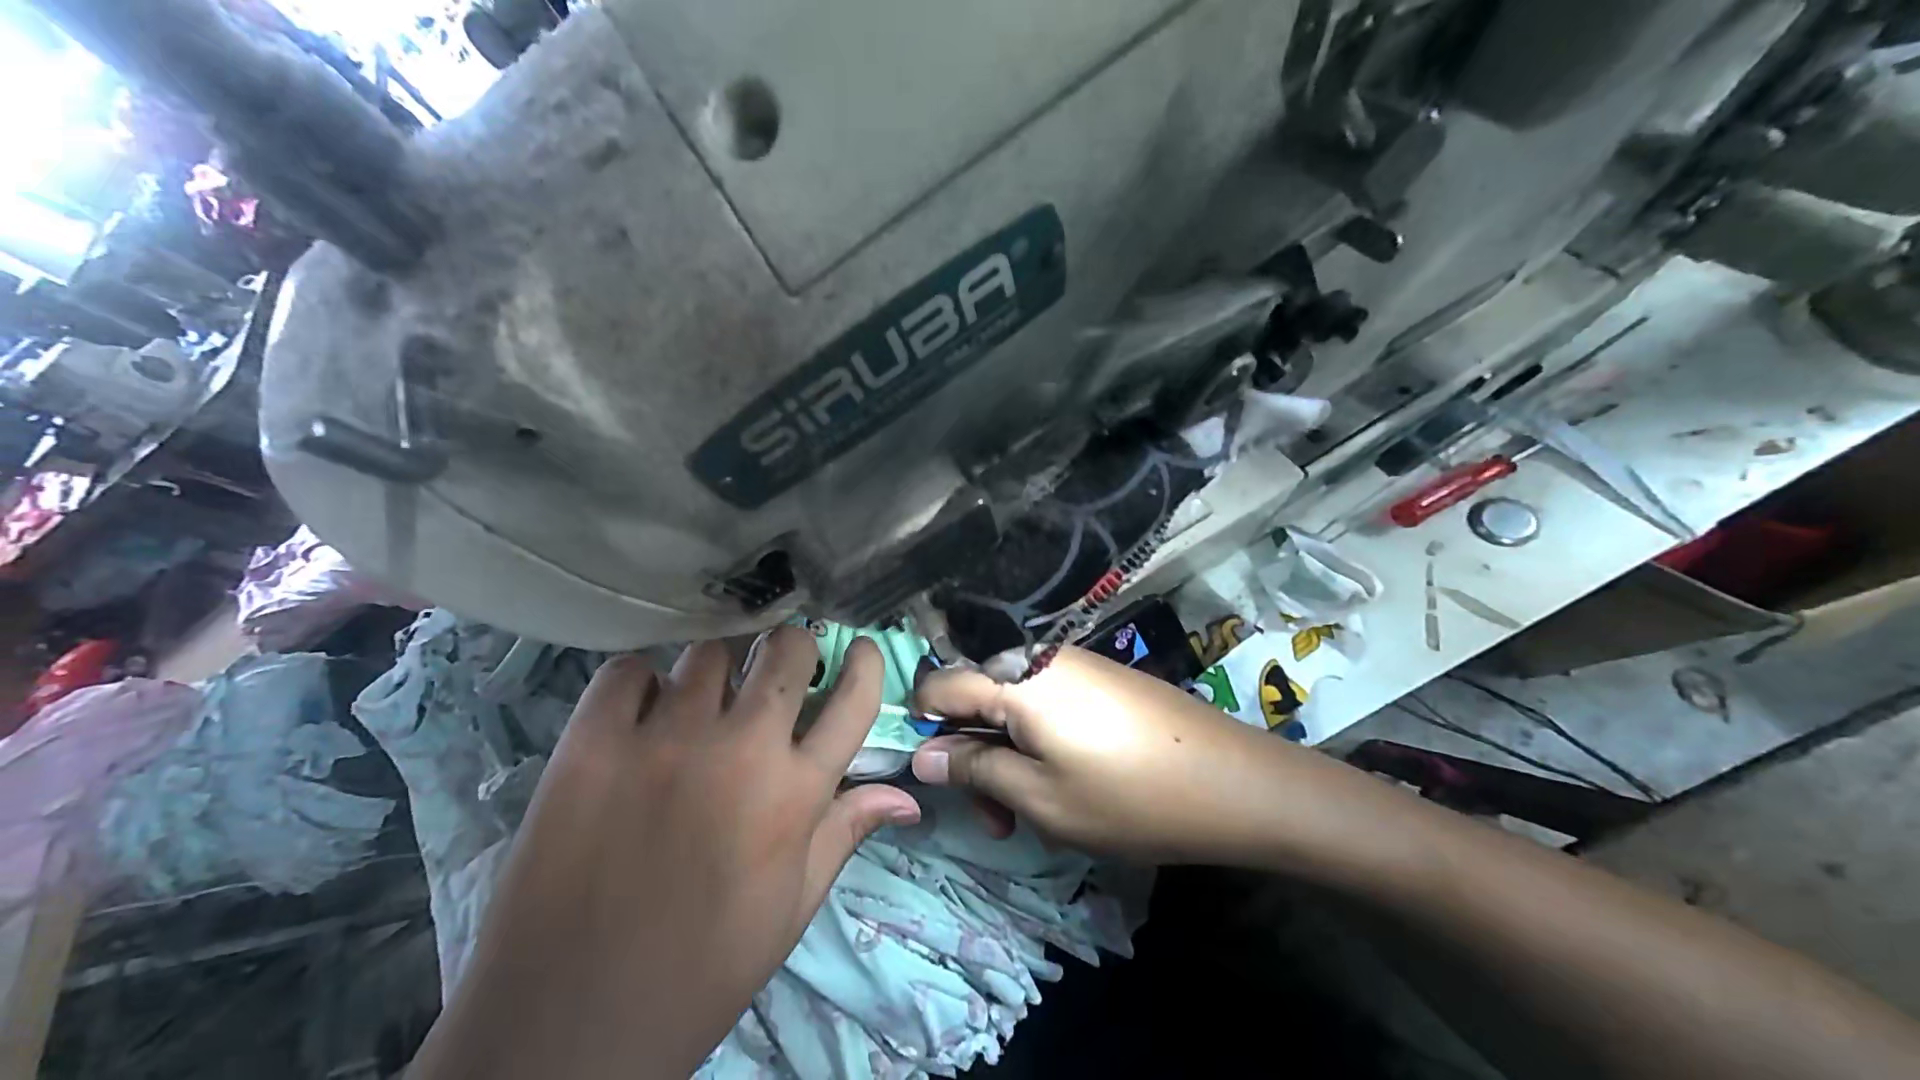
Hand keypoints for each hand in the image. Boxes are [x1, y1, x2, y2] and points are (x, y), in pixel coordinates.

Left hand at [412, 628, 920, 1079]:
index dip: (866, 663)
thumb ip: (845, 833)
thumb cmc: (702, 968)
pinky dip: (640, 685)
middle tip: (775, 675)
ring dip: (716, 672)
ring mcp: (662, 740)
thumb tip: (906, 797)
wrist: (569, 1021)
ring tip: (700, 704)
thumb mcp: (791, 908)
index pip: (854, 699)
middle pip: (785, 649)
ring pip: (708, 654)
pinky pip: (628, 672)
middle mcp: (740, 750)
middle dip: (790, 651)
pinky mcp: (590, 743)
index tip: (859, 651)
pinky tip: (638, 717)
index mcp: (796, 794)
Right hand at [911, 647, 1307, 864]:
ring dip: (1005, 755)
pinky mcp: (1100, 679)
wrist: (1237, 783)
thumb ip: (973, 770)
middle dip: (970, 753)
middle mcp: (1037, 656)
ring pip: (1009, 705)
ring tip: (1029, 813)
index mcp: (1014, 674)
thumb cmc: (1129, 796)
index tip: (940, 777)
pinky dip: (1036, 741)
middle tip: (994, 817)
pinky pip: (1044, 703)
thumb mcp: (1039, 798)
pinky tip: (1063, 783)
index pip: (936, 683)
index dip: (923, 728)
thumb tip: (923, 756)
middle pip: (973, 695)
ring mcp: (1073, 665)